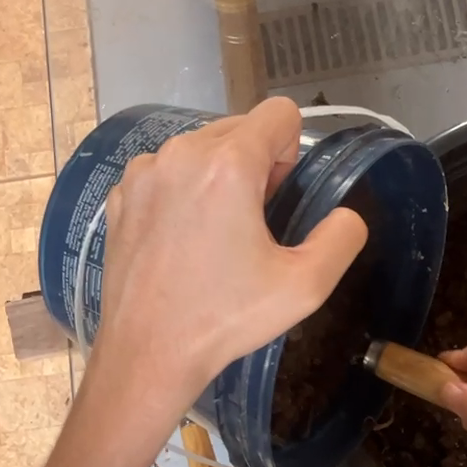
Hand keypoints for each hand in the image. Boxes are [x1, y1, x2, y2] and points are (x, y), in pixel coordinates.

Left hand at [91, 97, 368, 410]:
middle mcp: (180, 153)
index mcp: (228, 165)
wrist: (147, 353)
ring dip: (216, 178)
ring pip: (199, 150)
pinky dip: (180, 194)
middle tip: (250, 228)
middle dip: (255, 166)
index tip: (278, 199)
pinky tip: (179, 242)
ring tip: (213, 237)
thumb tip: (347, 213)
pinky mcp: (120, 196)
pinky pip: (165, 173)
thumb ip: (343, 236)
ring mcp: (142, 173)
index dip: (292, 152)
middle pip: (238, 129)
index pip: (279, 114)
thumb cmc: (226, 318)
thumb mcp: (306, 285)